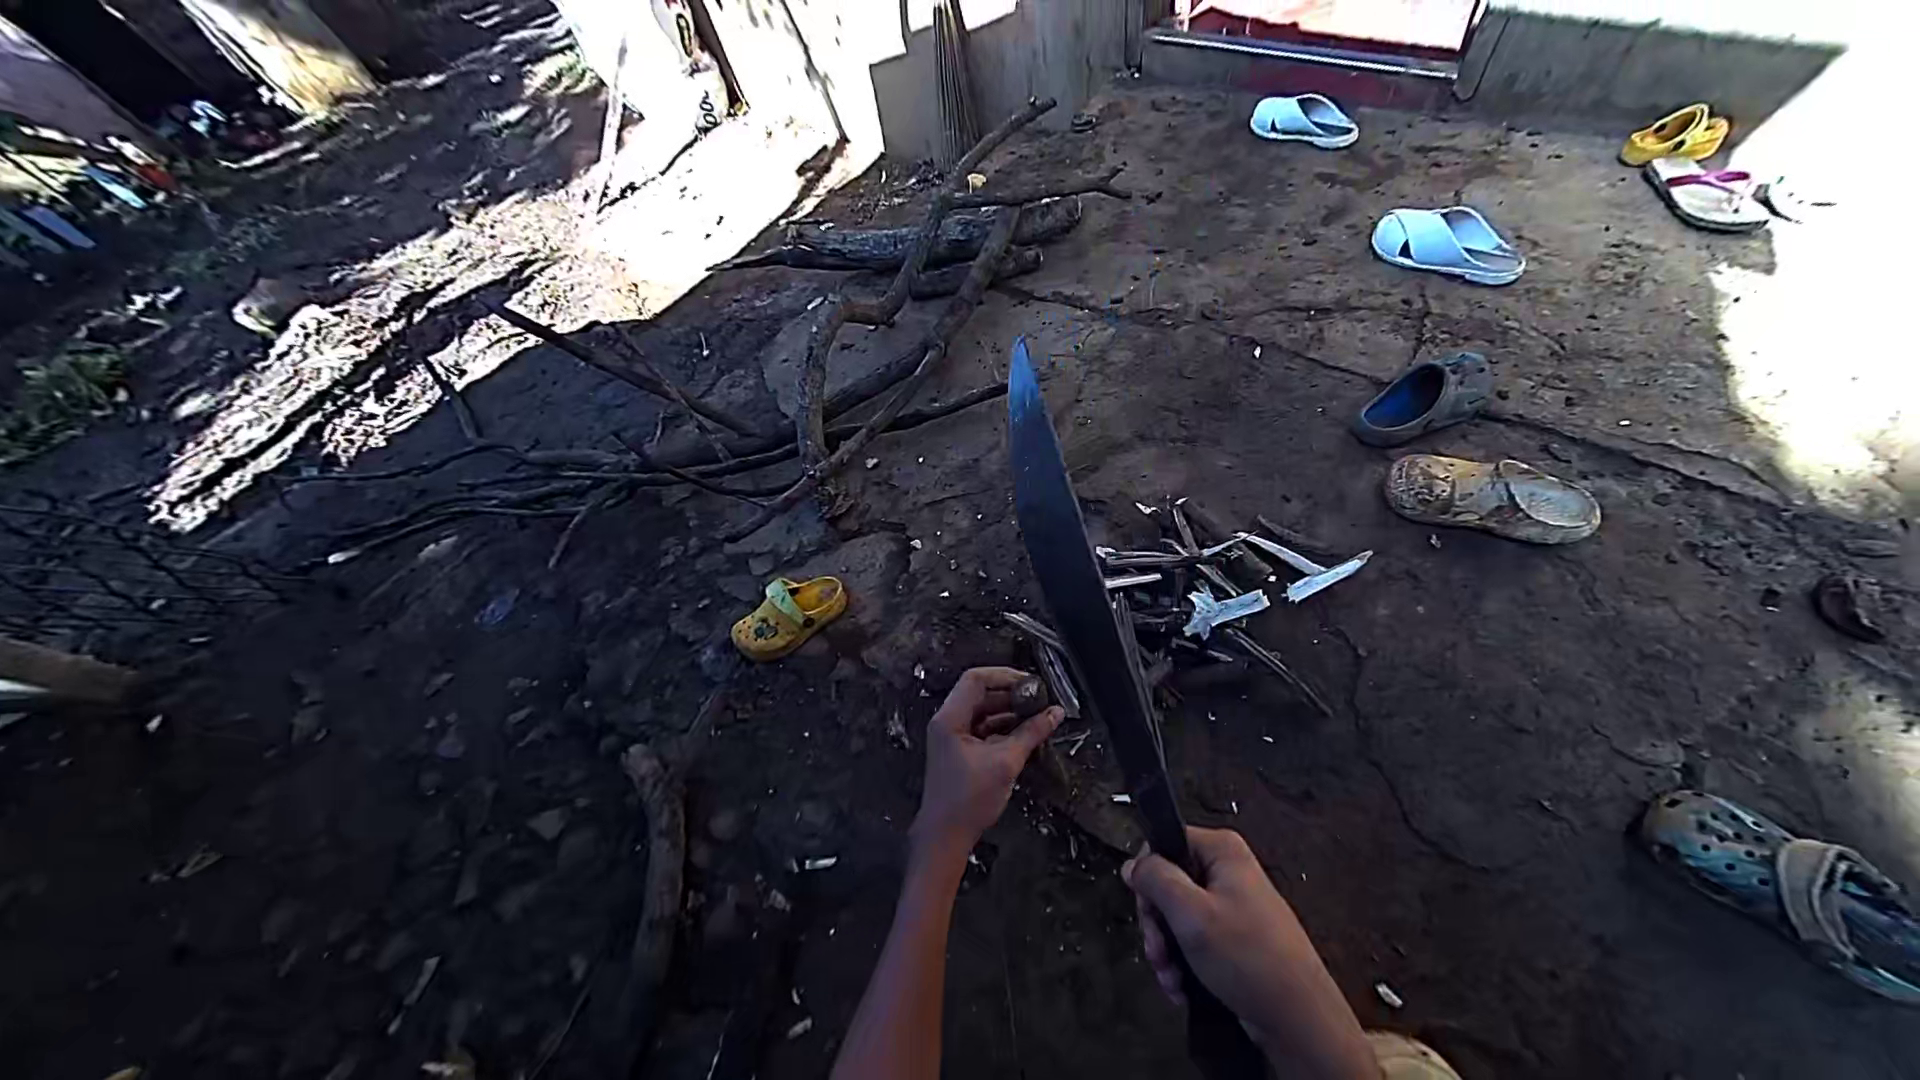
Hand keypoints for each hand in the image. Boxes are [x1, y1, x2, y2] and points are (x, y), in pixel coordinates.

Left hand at [910, 666, 1061, 857]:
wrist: (946, 835)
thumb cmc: (967, 801)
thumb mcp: (1006, 762)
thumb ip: (1031, 733)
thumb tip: (1053, 714)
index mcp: (950, 718)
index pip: (976, 679)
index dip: (1004, 676)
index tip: (1029, 683)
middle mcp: (948, 722)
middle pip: (980, 693)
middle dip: (1010, 694)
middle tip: (1037, 699)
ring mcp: (952, 736)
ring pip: (983, 711)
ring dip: (1008, 711)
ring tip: (1035, 716)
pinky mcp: (960, 750)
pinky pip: (983, 728)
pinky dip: (1002, 727)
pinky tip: (1023, 733)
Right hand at [1123, 827, 1376, 1079]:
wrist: (1301, 1025)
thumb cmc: (1248, 959)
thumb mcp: (1191, 914)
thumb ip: (1155, 879)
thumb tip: (1130, 864)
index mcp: (1222, 850)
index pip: (1165, 841)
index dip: (1148, 874)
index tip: (1146, 909)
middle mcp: (1227, 871)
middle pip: (1167, 882)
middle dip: (1156, 923)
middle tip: (1158, 952)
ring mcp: (1232, 906)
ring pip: (1177, 915)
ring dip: (1166, 948)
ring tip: (1171, 978)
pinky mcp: (1235, 939)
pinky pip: (1194, 939)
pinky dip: (1182, 962)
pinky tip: (1182, 986)